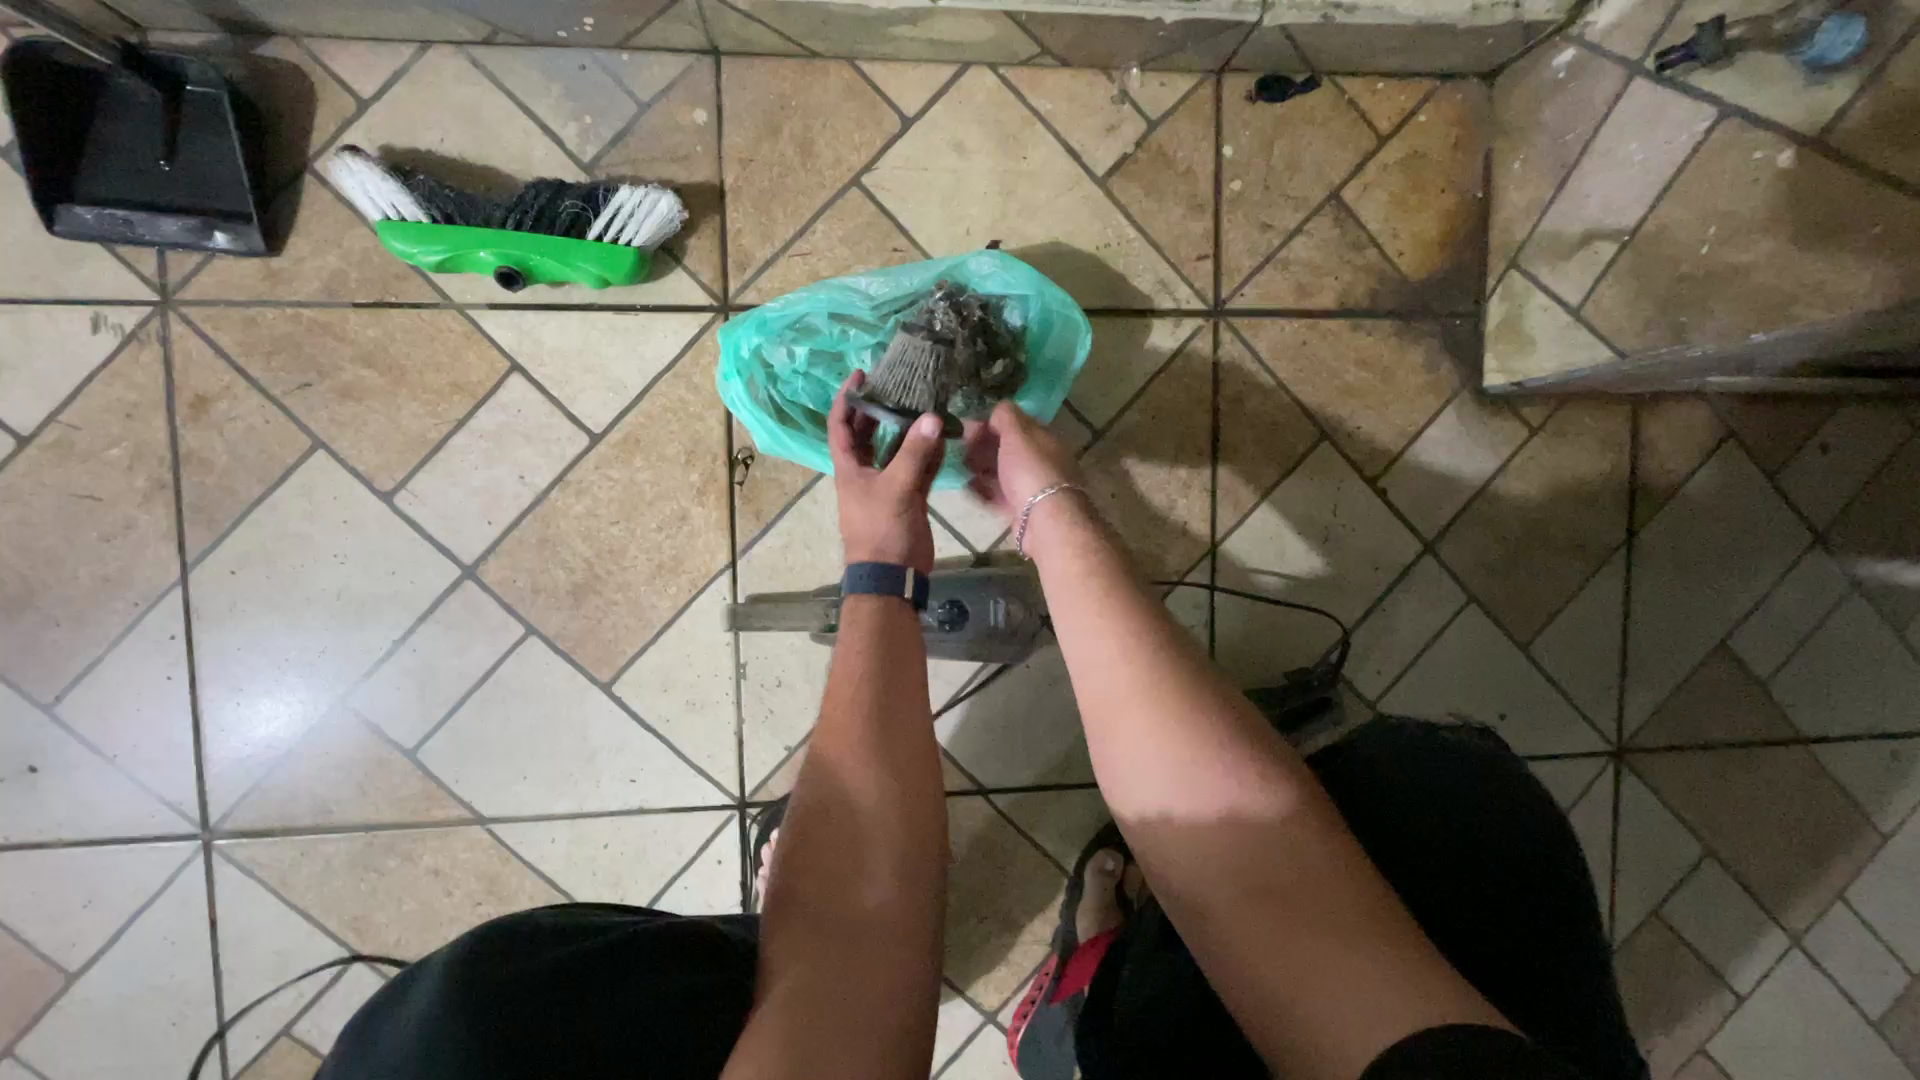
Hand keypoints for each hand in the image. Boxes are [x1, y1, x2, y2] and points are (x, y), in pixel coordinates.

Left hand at [828, 371, 943, 572]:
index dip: (847, 399)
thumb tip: (932, 417)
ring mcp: (889, 485)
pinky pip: (919, 468)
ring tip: (926, 402)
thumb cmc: (881, 531)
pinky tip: (944, 434)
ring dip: (909, 429)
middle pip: (869, 434)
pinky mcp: (910, 498)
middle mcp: (866, 472)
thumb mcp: (895, 488)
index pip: (840, 426)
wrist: (892, 575)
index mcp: (850, 468)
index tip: (861, 375)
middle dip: (880, 410)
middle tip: (900, 384)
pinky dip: (930, 453)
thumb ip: (915, 453)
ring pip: (897, 450)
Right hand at [960, 402, 1080, 525]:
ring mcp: (1030, 485)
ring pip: (1001, 472)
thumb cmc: (1031, 471)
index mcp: (1042, 438)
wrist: (1046, 521)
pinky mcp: (1021, 508)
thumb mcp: (1018, 434)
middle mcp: (1039, 460)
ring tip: (957, 467)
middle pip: (1006, 448)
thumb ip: (1006, 416)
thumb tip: (997, 409)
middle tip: (957, 449)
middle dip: (981, 447)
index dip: (990, 423)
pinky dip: (982, 490)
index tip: (966, 428)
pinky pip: (998, 495)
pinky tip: (966, 487)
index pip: (1014, 423)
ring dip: (980, 468)